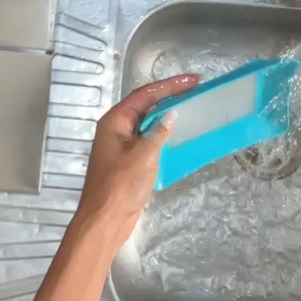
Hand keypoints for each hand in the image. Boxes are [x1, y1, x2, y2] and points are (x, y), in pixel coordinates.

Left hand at [72, 74, 196, 243]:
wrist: (105, 219)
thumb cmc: (121, 185)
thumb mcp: (144, 155)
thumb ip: (159, 132)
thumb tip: (171, 114)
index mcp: (115, 120)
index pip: (145, 94)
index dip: (170, 85)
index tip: (193, 80)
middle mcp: (116, 128)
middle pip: (145, 105)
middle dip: (169, 96)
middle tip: (195, 90)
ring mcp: (121, 144)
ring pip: (147, 122)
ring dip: (167, 115)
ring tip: (191, 107)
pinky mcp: (128, 160)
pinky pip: (148, 139)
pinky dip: (163, 134)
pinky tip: (179, 135)